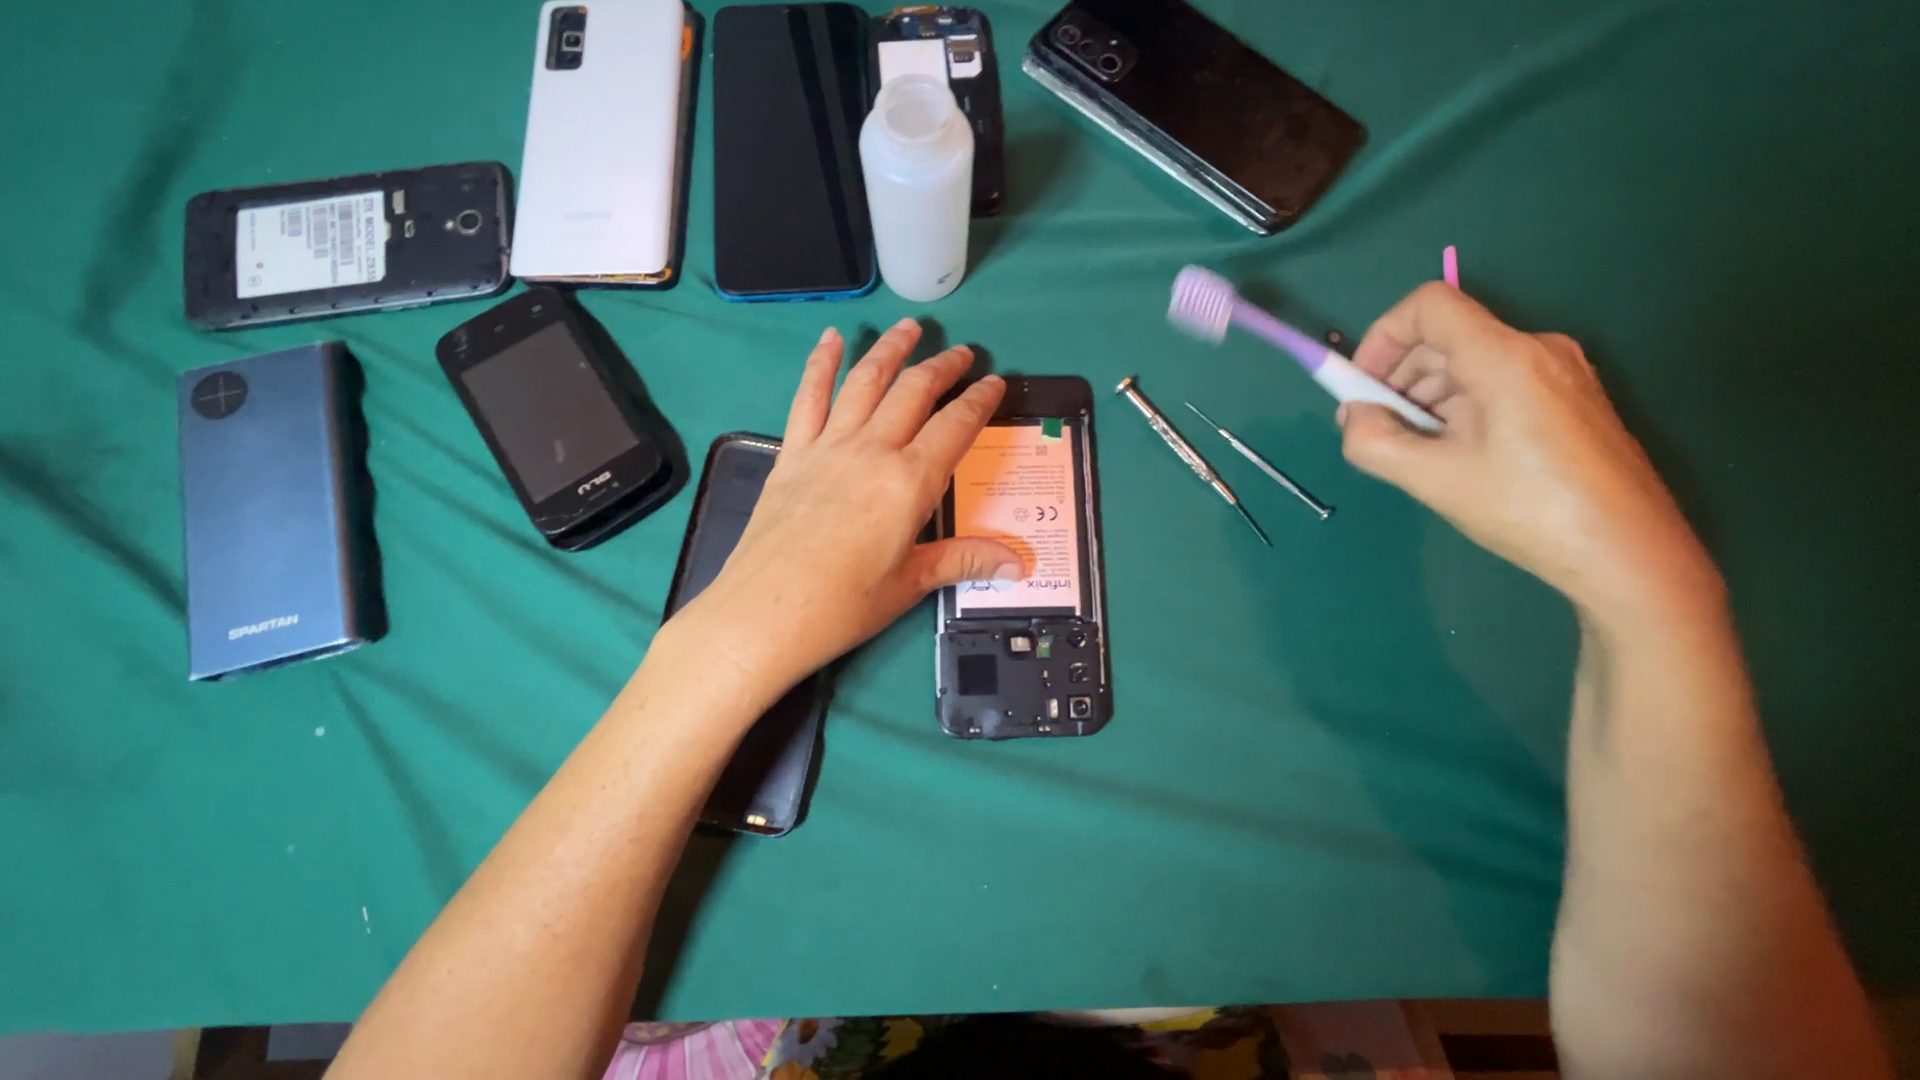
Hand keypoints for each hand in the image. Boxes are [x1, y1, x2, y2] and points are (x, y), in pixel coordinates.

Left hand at [669, 319, 1022, 697]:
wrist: (764, 612)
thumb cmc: (845, 605)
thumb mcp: (911, 583)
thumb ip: (964, 560)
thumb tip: (1019, 566)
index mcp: (909, 482)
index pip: (955, 427)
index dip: (980, 401)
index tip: (995, 383)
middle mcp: (872, 450)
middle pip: (913, 393)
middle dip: (942, 367)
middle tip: (962, 352)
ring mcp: (827, 446)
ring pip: (865, 382)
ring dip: (890, 350)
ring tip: (909, 328)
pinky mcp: (792, 453)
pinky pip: (808, 397)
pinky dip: (820, 363)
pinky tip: (830, 339)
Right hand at [1338, 283, 1716, 619]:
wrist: (1629, 554)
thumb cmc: (1528, 510)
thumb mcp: (1434, 480)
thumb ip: (1374, 443)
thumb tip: (1354, 416)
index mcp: (1504, 358)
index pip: (1429, 305)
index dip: (1381, 337)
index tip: (1362, 388)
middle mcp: (1537, 349)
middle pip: (1446, 336)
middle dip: (1399, 377)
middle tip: (1382, 433)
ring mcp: (1560, 372)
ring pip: (1469, 363)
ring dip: (1427, 398)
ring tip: (1421, 455)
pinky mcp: (1570, 398)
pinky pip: (1497, 382)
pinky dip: (1460, 408)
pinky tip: (1460, 456)